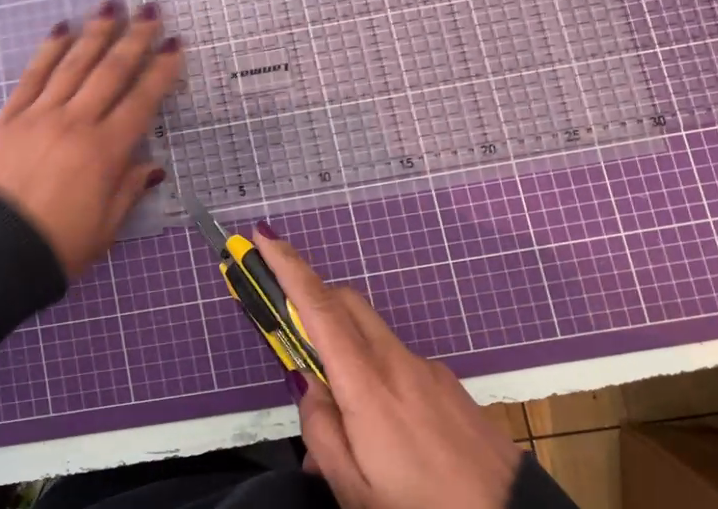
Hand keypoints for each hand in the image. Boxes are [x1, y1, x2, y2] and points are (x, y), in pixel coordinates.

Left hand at [0, 0, 183, 276]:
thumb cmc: (53, 250)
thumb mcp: (104, 231)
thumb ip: (127, 191)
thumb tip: (150, 164)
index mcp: (105, 152)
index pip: (141, 101)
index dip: (161, 71)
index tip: (176, 46)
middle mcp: (75, 123)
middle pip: (110, 72)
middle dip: (134, 38)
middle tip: (151, 11)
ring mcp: (39, 115)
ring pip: (73, 64)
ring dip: (95, 32)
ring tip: (111, 6)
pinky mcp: (9, 116)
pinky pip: (33, 74)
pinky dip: (48, 49)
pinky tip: (61, 29)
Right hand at [255, 230, 523, 508]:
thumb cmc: (423, 508)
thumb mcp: (352, 487)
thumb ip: (319, 429)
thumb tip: (311, 388)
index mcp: (367, 382)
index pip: (318, 307)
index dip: (288, 266)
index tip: (263, 235)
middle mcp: (399, 362)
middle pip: (346, 303)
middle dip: (311, 298)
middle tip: (287, 330)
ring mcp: (430, 372)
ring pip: (372, 339)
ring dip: (344, 353)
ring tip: (341, 424)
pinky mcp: (453, 389)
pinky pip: (400, 368)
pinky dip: (376, 382)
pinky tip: (383, 439)